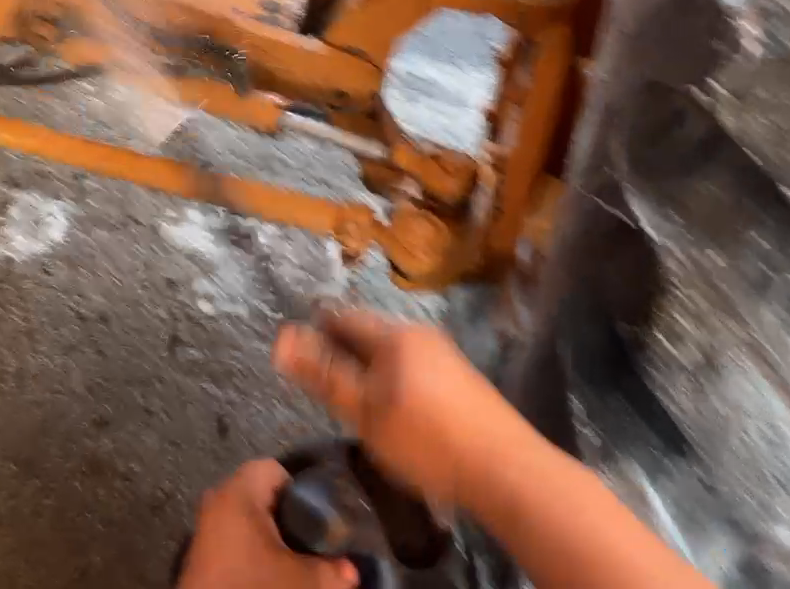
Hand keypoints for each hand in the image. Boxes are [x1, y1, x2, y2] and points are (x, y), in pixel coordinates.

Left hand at [177, 460, 357, 588]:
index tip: (321, 517)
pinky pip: (236, 538)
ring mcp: (207, 526)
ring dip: (273, 537)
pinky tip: (272, 573)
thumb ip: (332, 571)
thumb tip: (350, 570)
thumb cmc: (253, 587)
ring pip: (249, 518)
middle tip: (315, 542)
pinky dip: (256, 550)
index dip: (301, 489)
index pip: (273, 469)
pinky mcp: (203, 552)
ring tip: (297, 561)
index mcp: (237, 493)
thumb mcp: (301, 582)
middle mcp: (218, 500)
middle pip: (261, 494)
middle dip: (290, 516)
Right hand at [273, 309, 516, 511]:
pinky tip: (396, 411)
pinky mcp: (462, 379)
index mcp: (393, 334)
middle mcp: (419, 333)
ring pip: (391, 351)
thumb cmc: (426, 440)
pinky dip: (394, 379)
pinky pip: (413, 366)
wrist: (508, 473)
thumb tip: (281, 339)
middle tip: (327, 386)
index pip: (340, 317)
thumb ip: (322, 374)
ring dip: (369, 368)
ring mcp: (445, 354)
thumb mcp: (364, 412)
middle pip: (367, 332)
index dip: (316, 333)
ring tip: (357, 402)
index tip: (302, 360)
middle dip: (343, 352)